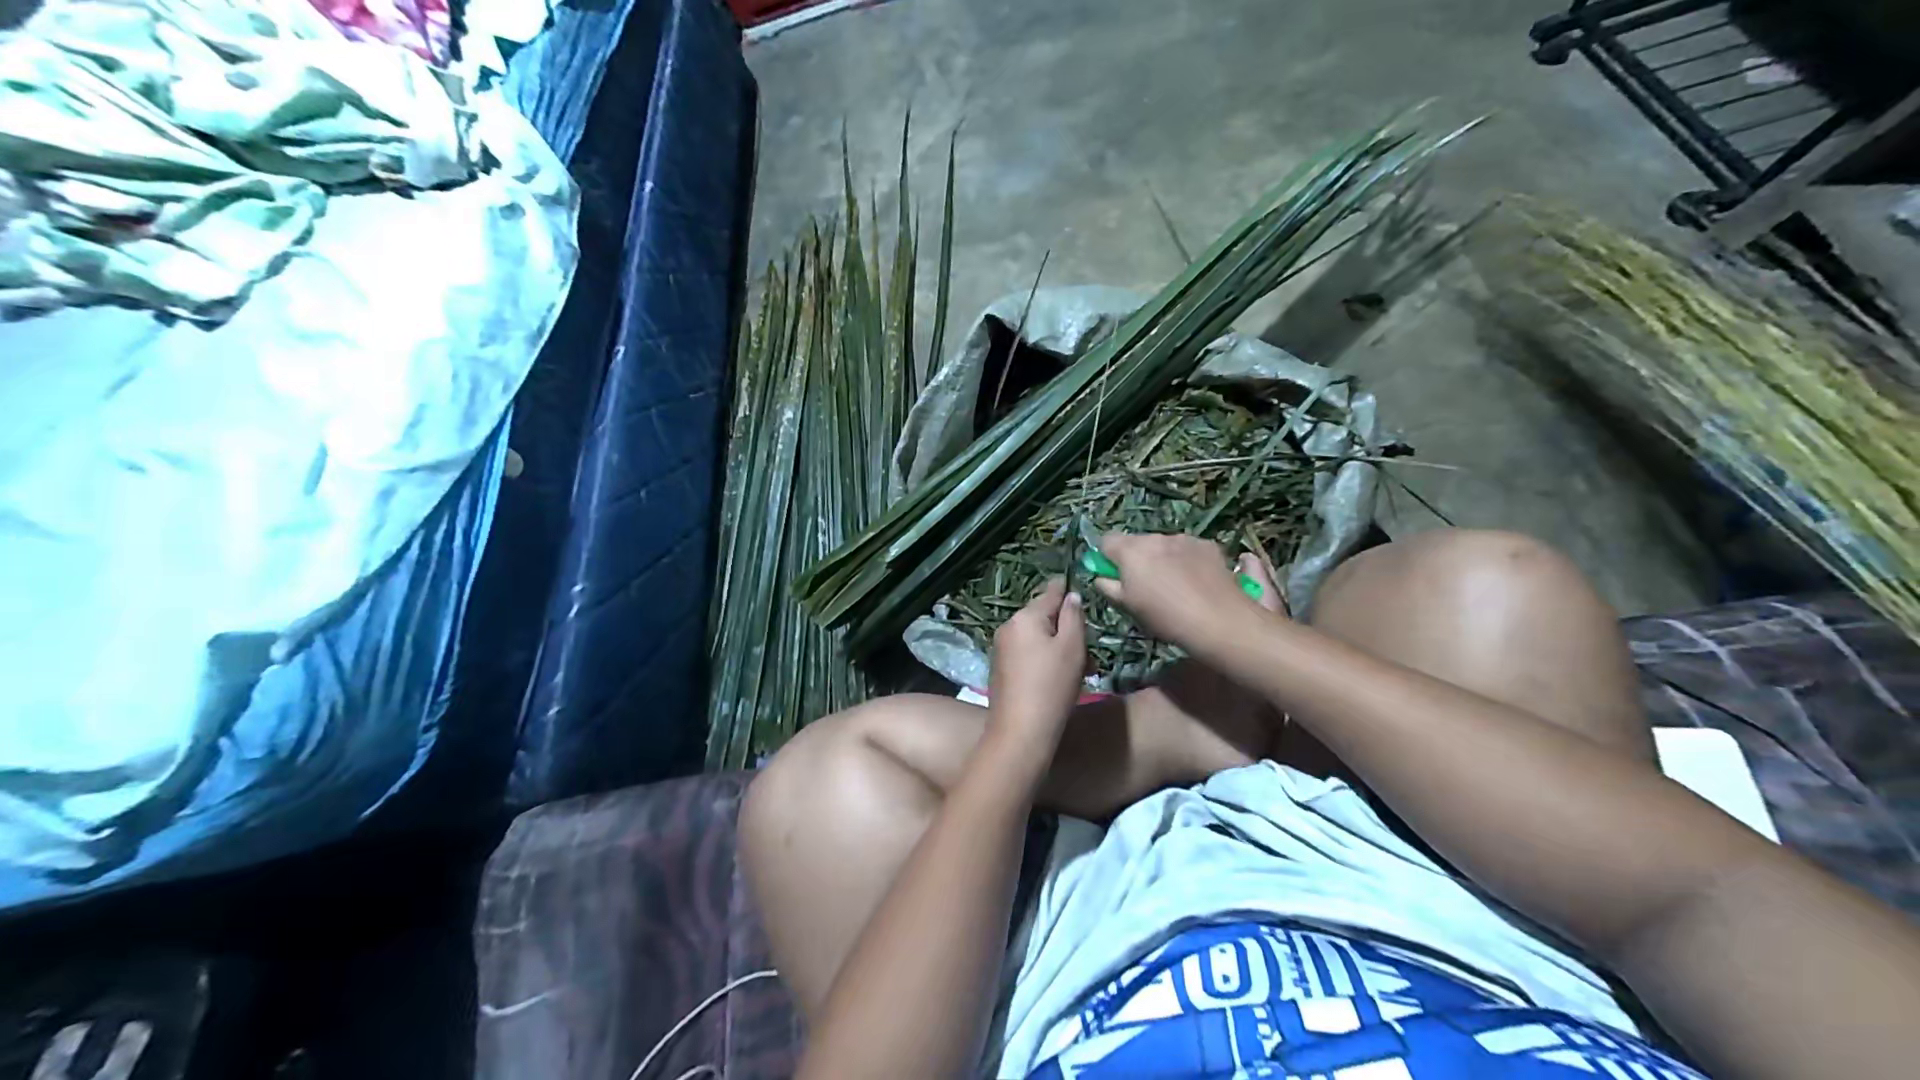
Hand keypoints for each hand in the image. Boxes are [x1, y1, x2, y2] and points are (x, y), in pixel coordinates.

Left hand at [988, 578, 1087, 750]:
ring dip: (1060, 648)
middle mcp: (1008, 628)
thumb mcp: (1072, 647)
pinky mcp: (1001, 670)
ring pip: (1038, 639)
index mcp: (1024, 617)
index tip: (1078, 585)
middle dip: (1067, 629)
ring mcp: (1001, 649)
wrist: (1021, 730)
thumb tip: (1071, 595)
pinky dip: (1046, 660)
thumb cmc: (1052, 685)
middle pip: (1043, 618)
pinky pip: (1028, 655)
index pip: (1050, 593)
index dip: (1066, 590)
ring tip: (1084, 671)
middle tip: (1090, 652)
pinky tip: (1062, 680)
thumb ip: (1073, 616)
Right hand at [1093, 533, 1280, 650]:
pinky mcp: (1207, 545)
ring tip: (1173, 585)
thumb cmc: (1165, 617)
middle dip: (1135, 557)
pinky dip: (1184, 559)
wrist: (1219, 621)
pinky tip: (1194, 581)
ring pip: (1162, 544)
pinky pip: (1186, 548)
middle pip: (1135, 541)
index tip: (1113, 575)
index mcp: (1131, 550)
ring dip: (1161, 558)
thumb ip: (1108, 586)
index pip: (1105, 541)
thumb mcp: (1127, 606)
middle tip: (1144, 585)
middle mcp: (1156, 537)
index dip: (1106, 557)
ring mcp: (1184, 539)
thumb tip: (1102, 576)